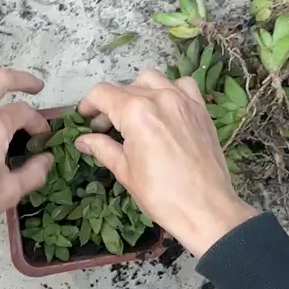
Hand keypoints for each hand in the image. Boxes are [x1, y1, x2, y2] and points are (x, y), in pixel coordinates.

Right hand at [75, 69, 257, 256]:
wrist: (205, 209)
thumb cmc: (162, 195)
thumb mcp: (125, 171)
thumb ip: (102, 148)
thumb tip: (83, 140)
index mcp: (136, 113)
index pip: (102, 94)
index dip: (88, 104)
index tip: (85, 117)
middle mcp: (160, 98)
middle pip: (125, 87)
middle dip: (110, 104)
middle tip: (105, 127)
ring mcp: (183, 100)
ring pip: (152, 79)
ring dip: (136, 91)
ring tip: (133, 114)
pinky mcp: (200, 109)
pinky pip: (181, 85)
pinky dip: (168, 90)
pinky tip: (164, 108)